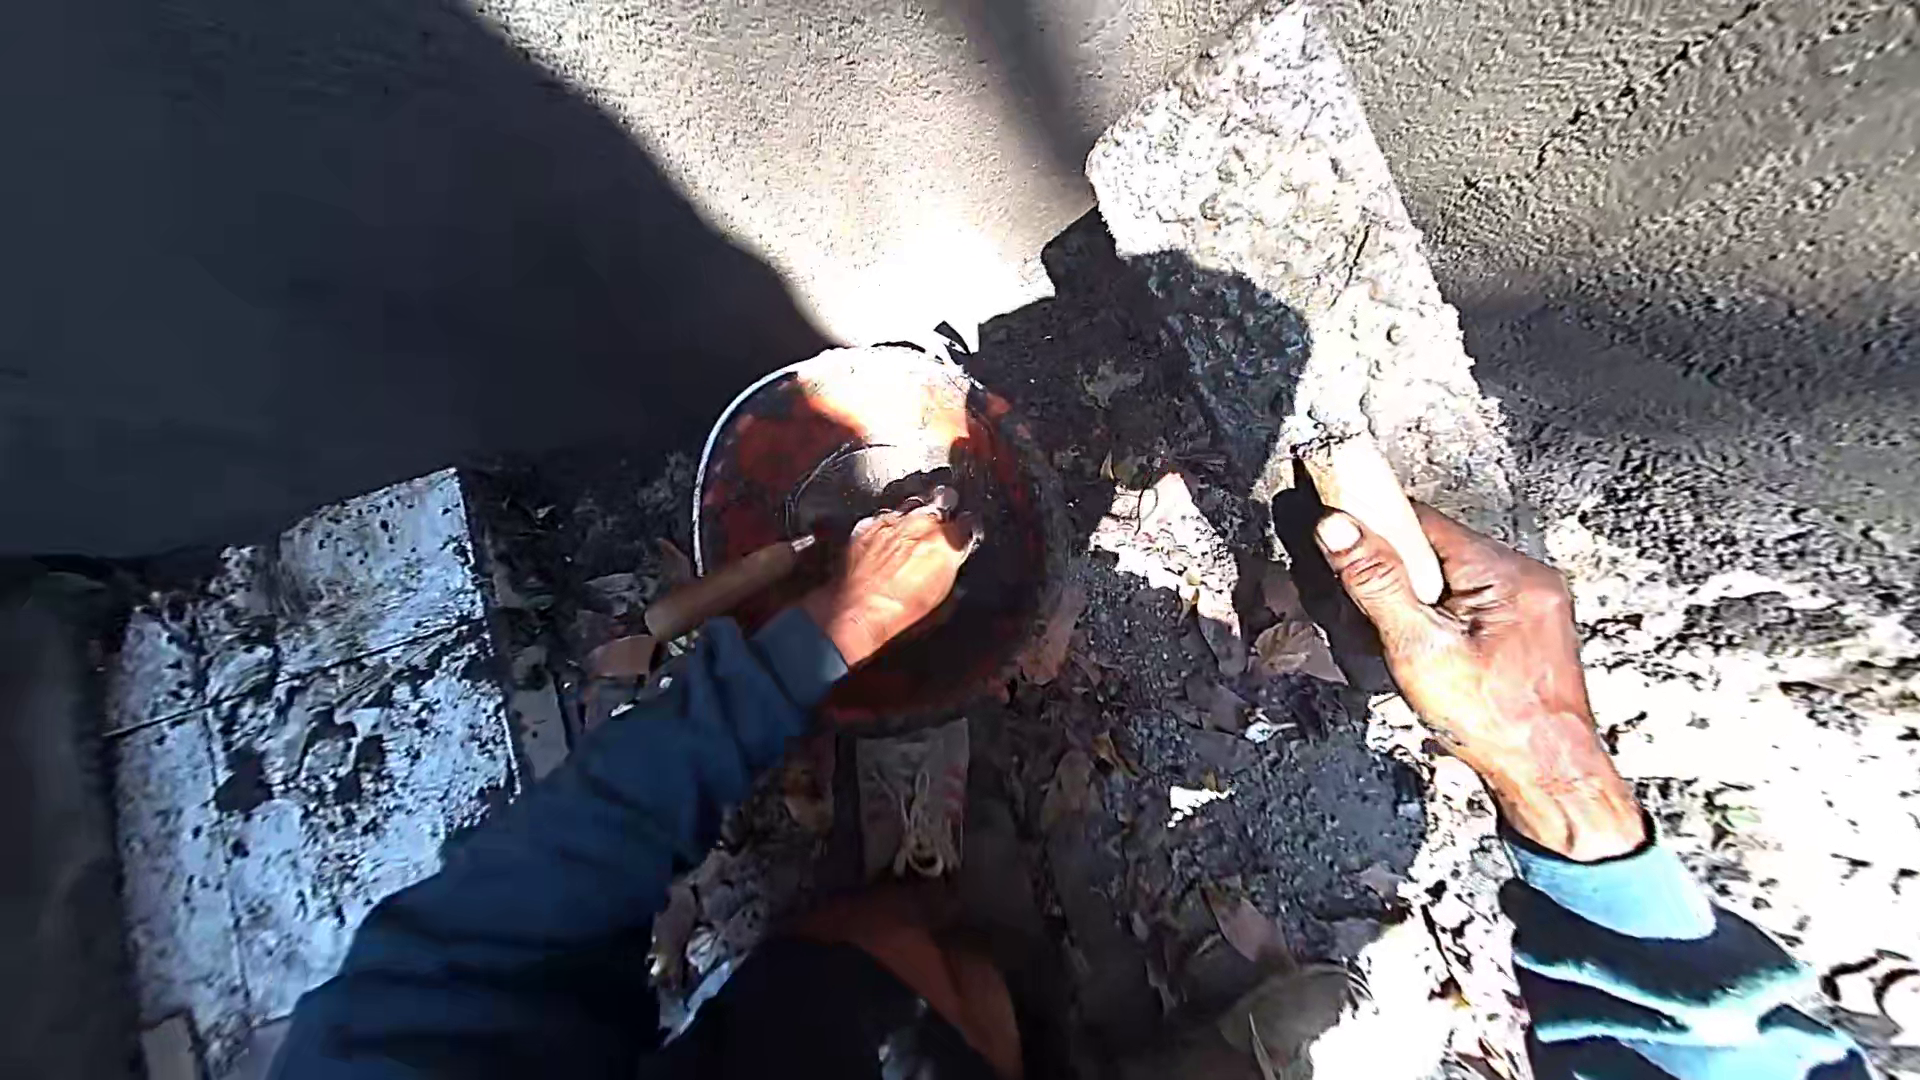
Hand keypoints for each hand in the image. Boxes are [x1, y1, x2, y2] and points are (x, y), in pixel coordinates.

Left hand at [801, 489, 979, 668]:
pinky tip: (889, 536)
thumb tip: (956, 551)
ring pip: (912, 504)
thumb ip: (952, 560)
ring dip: (916, 513)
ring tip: (916, 526)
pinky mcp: (868, 527)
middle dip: (944, 509)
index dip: (966, 526)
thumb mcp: (941, 590)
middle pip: (941, 502)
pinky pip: (883, 516)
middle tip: (943, 521)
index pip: (966, 521)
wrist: (862, 610)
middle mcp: (920, 524)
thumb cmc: (901, 608)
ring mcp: (892, 522)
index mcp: (945, 540)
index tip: (964, 530)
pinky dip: (889, 523)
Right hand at [1314, 504, 1645, 860]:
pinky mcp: (1527, 620)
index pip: (1420, 520)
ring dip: (1413, 589)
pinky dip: (1435, 605)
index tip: (1340, 550)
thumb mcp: (1416, 645)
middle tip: (1373, 611)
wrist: (1548, 775)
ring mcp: (1532, 598)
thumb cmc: (1485, 715)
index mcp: (1505, 572)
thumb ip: (1376, 582)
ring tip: (1401, 632)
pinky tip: (1428, 639)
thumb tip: (1336, 527)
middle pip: (1433, 544)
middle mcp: (1527, 575)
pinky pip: (1465, 591)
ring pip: (1447, 569)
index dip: (1374, 530)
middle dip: (1394, 568)